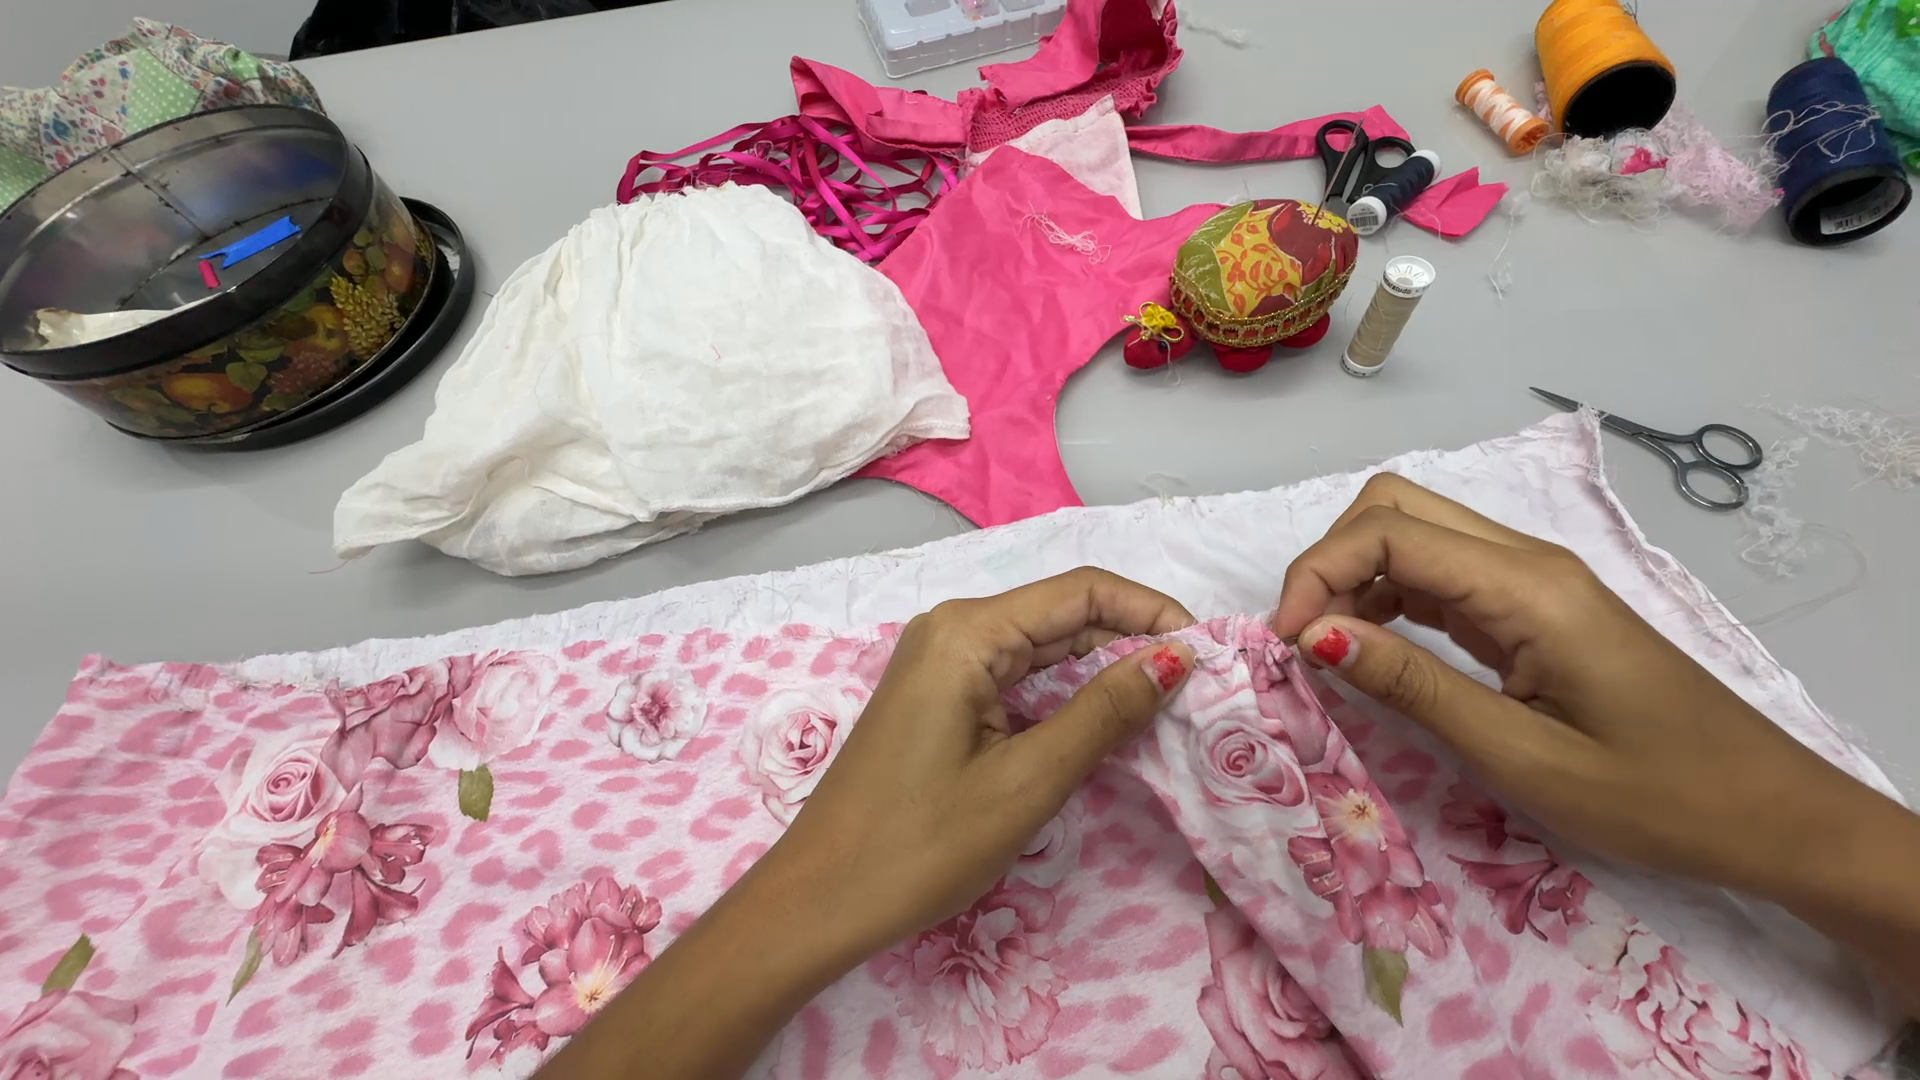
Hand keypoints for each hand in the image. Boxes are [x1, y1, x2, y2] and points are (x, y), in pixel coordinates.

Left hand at [538, 568, 1196, 1079]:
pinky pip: (1014, 673)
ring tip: (1166, 697)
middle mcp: (952, 628)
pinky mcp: (939, 691)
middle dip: (1131, 637)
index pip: (1080, 591)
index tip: (1206, 649)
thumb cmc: (921, 844)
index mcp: (967, 632)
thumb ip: (1104, 712)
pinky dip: (1064, 688)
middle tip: (1197, 682)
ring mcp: (941, 659)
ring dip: (1102, 664)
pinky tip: (1104, 712)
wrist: (821, 899)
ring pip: (1040, 643)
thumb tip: (1174, 658)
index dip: (1149, 609)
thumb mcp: (1026, 780)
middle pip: (1060, 612)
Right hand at [1272, 474, 1919, 1011]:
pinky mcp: (1522, 604)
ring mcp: (1525, 578)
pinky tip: (1370, 643)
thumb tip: (1313, 635)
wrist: (1775, 820)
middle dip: (1327, 558)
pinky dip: (1379, 594)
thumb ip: (1411, 684)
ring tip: (1327, 644)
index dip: (1317, 573)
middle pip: (1392, 505)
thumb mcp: (1520, 755)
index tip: (1285, 639)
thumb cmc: (1656, 796)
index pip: (1388, 532)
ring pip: (1406, 531)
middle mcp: (1523, 560)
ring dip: (1349, 574)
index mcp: (1527, 587)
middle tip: (1303, 633)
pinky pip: (1430, 571)